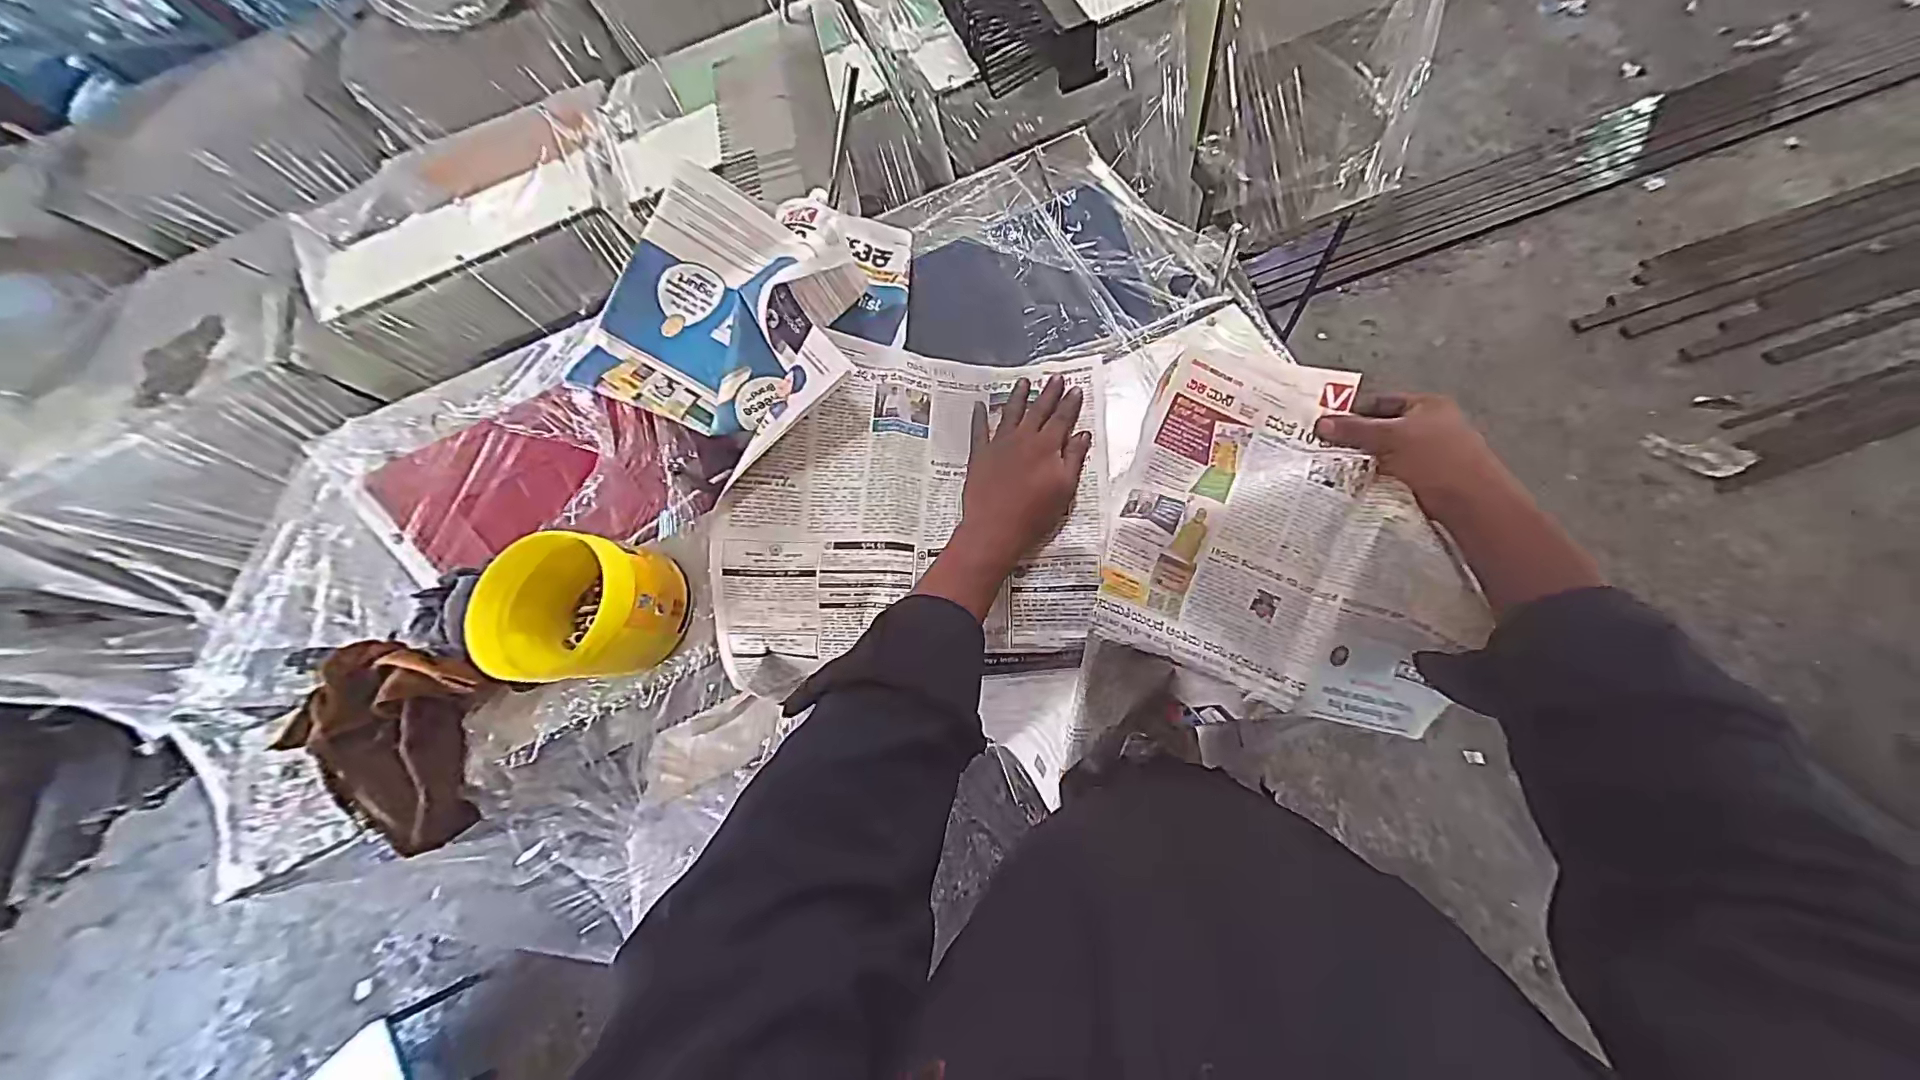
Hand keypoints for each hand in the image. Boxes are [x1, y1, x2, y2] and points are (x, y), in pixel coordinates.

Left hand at [913, 375, 1092, 620]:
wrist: (994, 528)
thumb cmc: (1035, 513)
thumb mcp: (1065, 489)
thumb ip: (1074, 458)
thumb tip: (1082, 434)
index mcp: (1047, 446)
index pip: (1062, 418)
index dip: (1070, 404)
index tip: (1076, 389)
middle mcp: (1023, 438)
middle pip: (1038, 410)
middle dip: (1048, 393)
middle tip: (1055, 377)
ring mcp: (999, 444)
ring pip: (1010, 413)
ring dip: (1018, 397)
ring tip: (1024, 382)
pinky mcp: (979, 455)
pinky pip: (978, 430)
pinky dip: (979, 417)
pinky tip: (978, 405)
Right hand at [1313, 393, 1520, 525]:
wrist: (1470, 504)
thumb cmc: (1436, 461)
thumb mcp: (1389, 438)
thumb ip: (1354, 429)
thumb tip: (1321, 423)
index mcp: (1428, 406)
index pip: (1380, 402)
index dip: (1352, 412)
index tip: (1326, 427)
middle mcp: (1431, 426)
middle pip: (1381, 428)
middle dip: (1355, 439)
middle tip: (1325, 449)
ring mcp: (1430, 454)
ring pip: (1384, 453)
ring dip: (1363, 461)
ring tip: (1337, 469)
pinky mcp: (1426, 479)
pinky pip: (1390, 474)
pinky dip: (1374, 477)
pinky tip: (1358, 485)